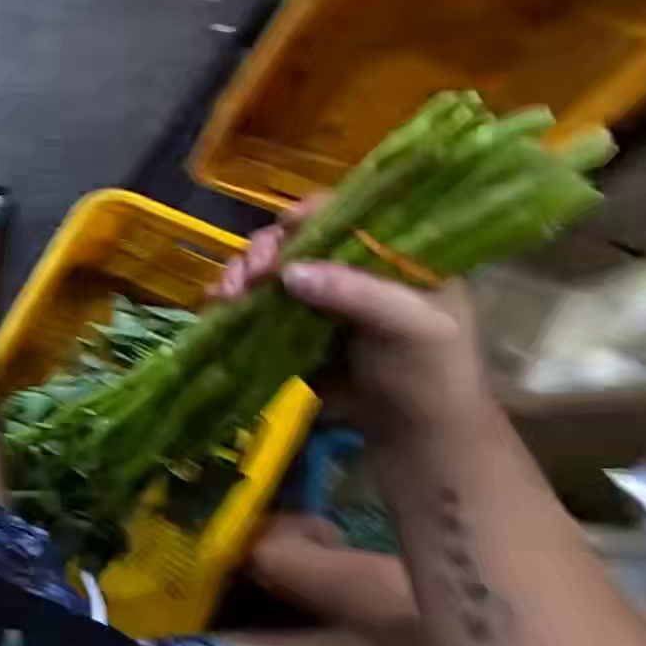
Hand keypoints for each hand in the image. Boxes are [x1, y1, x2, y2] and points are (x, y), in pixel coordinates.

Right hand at [210, 195, 494, 443]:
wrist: (410, 432)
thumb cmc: (429, 373)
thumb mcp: (412, 328)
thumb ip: (357, 294)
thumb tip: (287, 272)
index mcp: (387, 254)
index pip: (347, 214)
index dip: (313, 213)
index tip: (288, 226)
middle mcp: (342, 265)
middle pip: (292, 238)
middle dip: (264, 249)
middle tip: (254, 274)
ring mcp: (310, 294)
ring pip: (263, 267)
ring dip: (239, 273)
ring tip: (228, 295)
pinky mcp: (283, 322)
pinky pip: (249, 300)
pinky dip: (227, 298)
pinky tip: (216, 304)